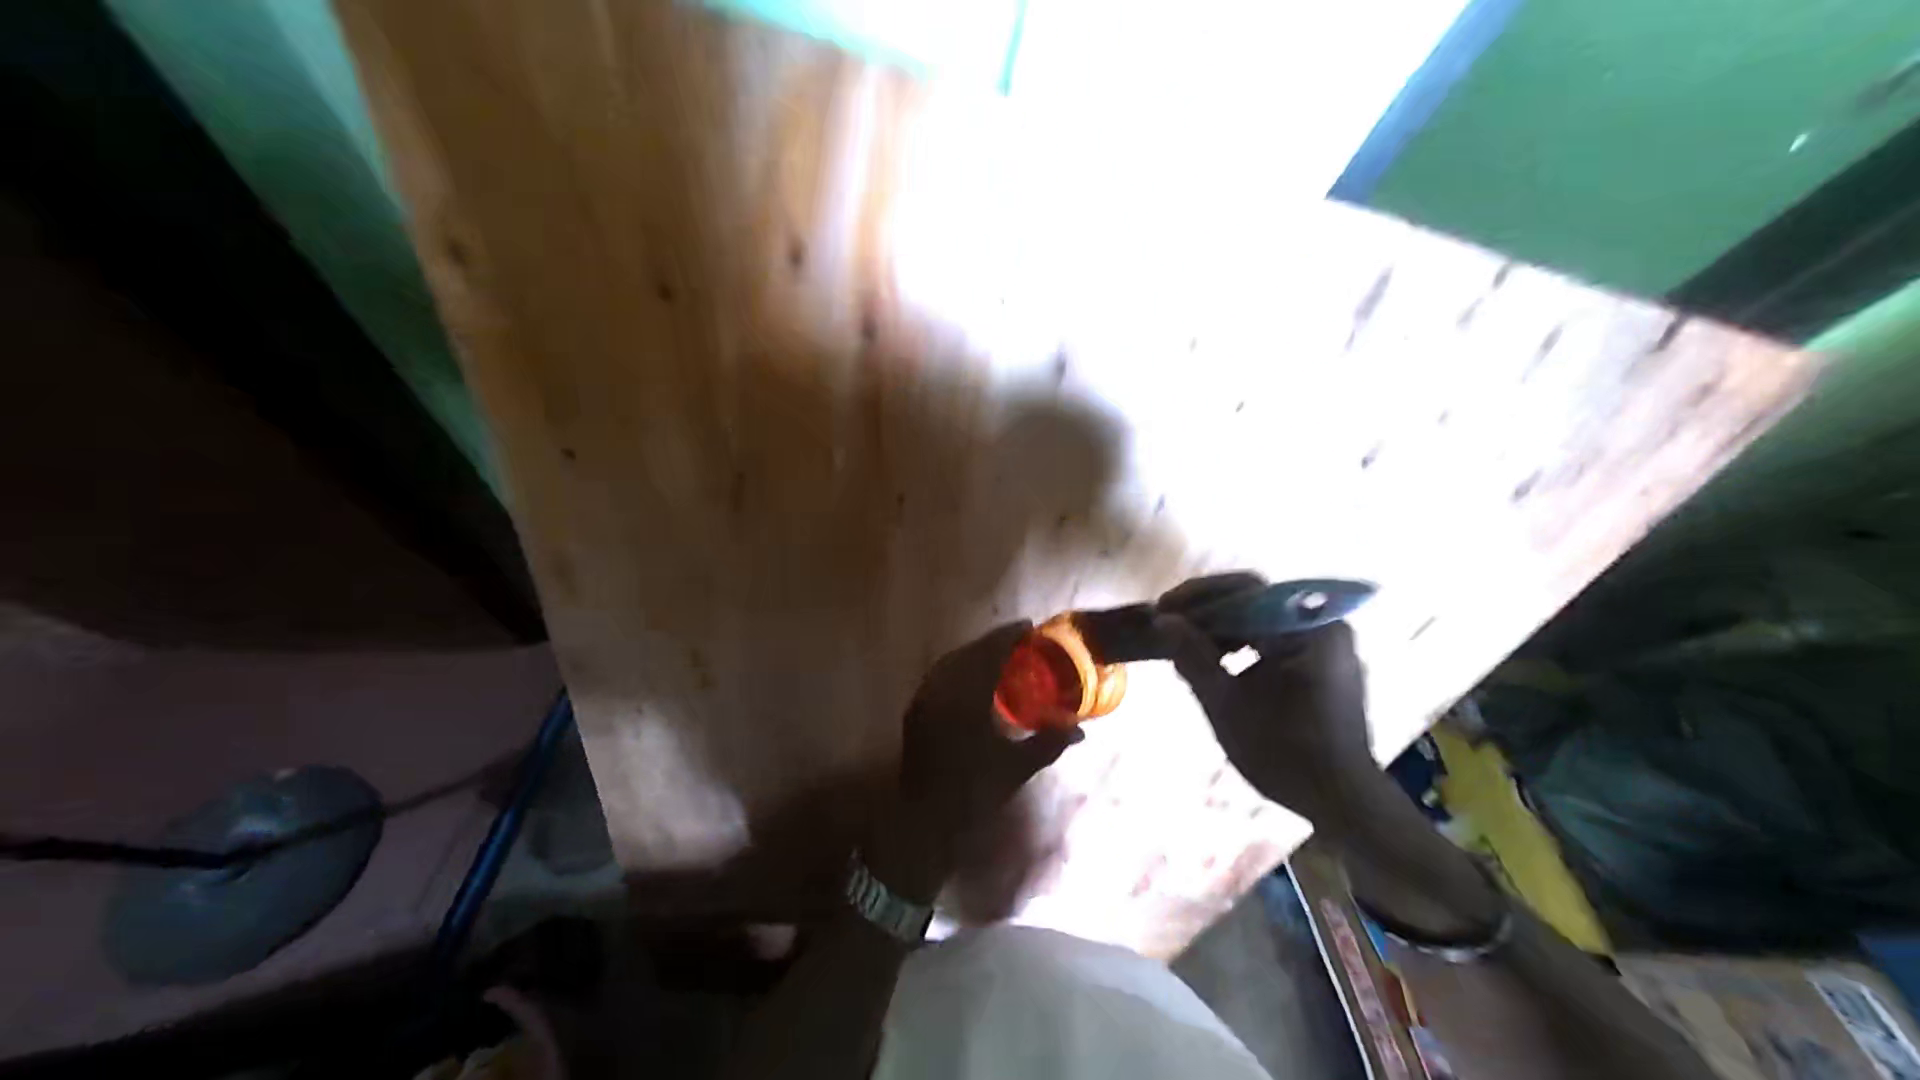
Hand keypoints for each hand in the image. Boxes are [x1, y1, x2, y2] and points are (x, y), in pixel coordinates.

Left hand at [865, 622, 1081, 902]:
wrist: (923, 823)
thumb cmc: (973, 796)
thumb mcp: (1016, 769)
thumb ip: (1048, 743)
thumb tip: (1080, 731)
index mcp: (966, 699)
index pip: (989, 654)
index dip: (1008, 636)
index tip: (1029, 626)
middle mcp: (940, 691)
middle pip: (968, 653)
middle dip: (993, 641)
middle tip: (1018, 638)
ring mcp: (923, 700)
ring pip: (950, 662)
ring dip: (974, 652)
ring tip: (997, 653)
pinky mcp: (914, 712)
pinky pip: (938, 676)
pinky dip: (957, 667)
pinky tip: (971, 676)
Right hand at [1155, 609, 1375, 826]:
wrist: (1340, 801)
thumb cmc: (1282, 752)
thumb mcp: (1225, 703)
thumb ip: (1192, 655)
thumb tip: (1163, 621)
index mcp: (1307, 629)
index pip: (1245, 590)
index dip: (1197, 596)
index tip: (1162, 608)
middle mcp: (1324, 626)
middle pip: (1255, 600)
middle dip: (1207, 610)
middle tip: (1168, 622)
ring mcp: (1327, 645)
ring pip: (1263, 618)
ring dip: (1222, 627)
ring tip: (1185, 641)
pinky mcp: (1324, 664)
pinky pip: (1277, 637)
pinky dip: (1244, 643)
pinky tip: (1216, 659)